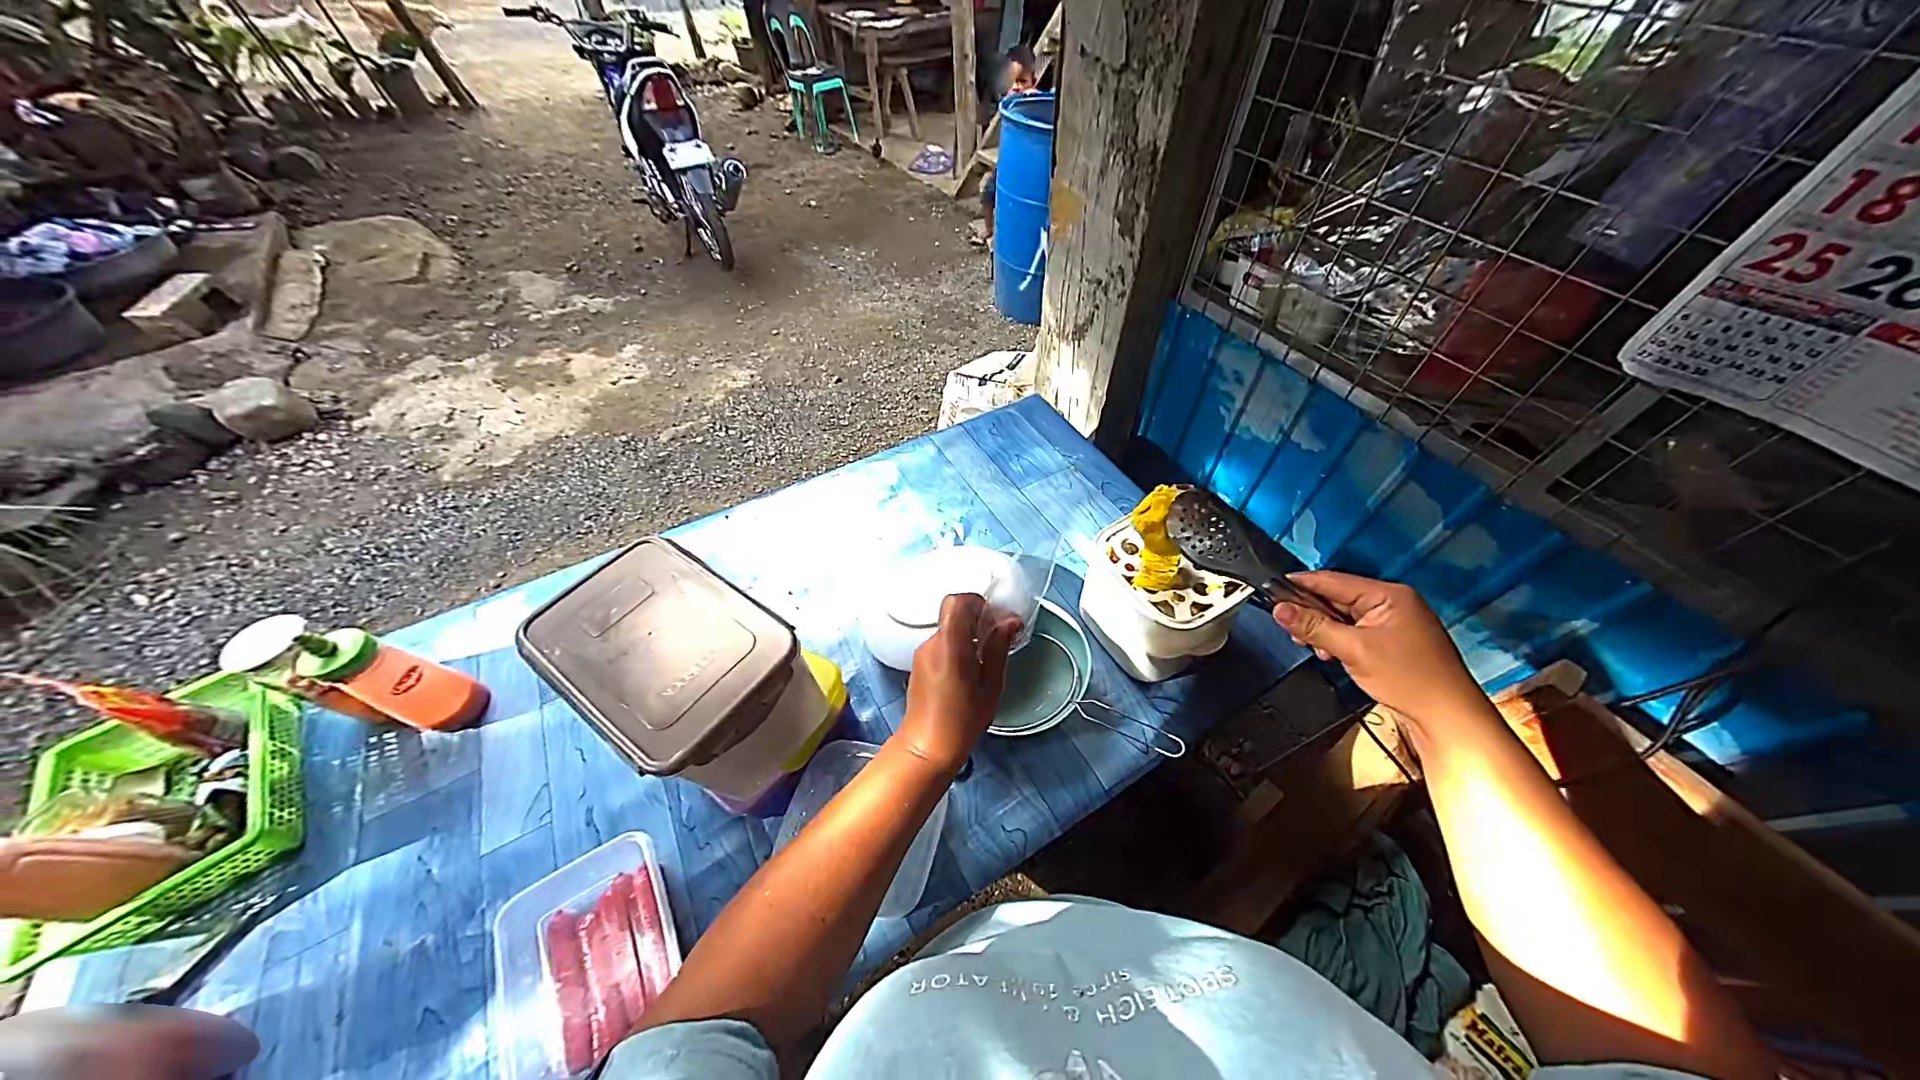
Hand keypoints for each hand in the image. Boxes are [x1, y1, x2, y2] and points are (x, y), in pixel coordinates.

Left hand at [896, 594, 1021, 775]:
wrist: (927, 747)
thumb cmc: (961, 722)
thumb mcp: (990, 685)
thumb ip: (998, 648)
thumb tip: (1009, 622)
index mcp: (949, 645)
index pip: (958, 601)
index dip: (978, 602)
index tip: (995, 618)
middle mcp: (931, 643)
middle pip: (953, 614)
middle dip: (977, 620)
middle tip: (997, 639)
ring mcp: (923, 653)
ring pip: (948, 629)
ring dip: (968, 635)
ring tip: (985, 660)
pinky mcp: (920, 663)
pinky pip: (941, 643)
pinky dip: (958, 647)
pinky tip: (970, 671)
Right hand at [1271, 571, 1486, 728]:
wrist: (1446, 716)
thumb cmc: (1412, 680)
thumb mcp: (1352, 649)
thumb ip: (1313, 626)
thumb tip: (1281, 609)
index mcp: (1388, 595)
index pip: (1332, 581)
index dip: (1300, 585)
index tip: (1272, 590)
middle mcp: (1392, 603)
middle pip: (1336, 598)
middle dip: (1311, 612)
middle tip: (1290, 627)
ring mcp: (1393, 622)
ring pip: (1343, 615)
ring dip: (1323, 629)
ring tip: (1312, 645)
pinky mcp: (1391, 640)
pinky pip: (1354, 630)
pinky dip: (1338, 639)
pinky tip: (1329, 652)